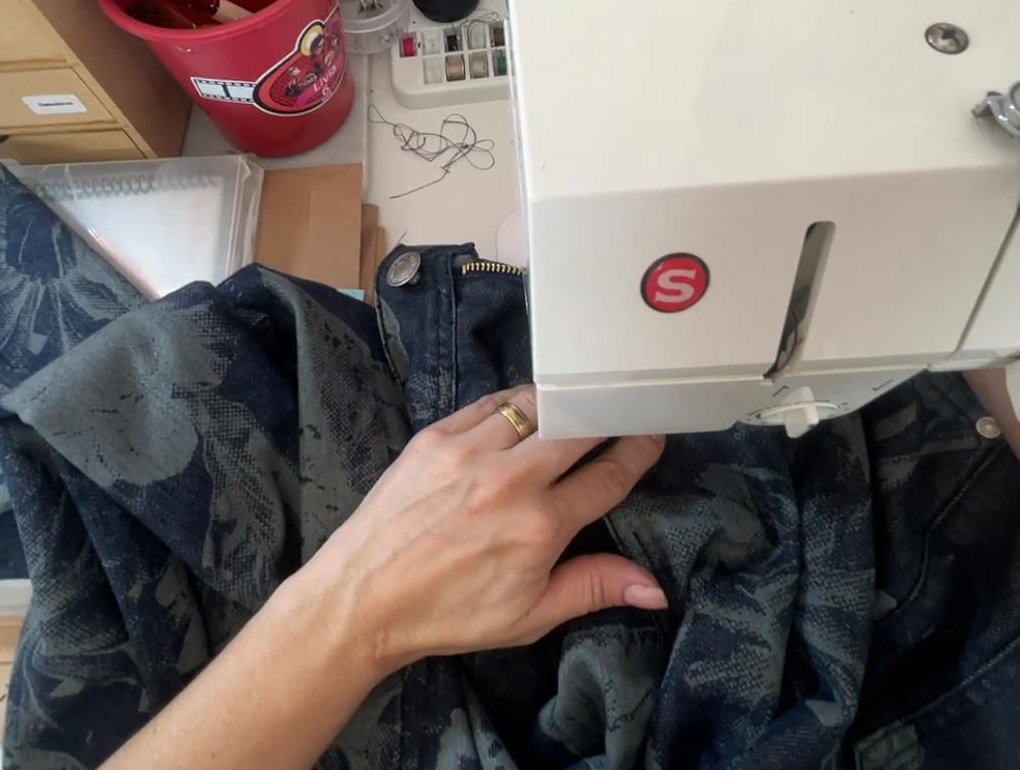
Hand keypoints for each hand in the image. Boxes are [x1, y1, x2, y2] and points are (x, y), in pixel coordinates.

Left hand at [289, 385, 666, 677]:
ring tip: (575, 407)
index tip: (652, 434)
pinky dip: (516, 402)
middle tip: (622, 410)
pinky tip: (525, 409)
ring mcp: (471, 451)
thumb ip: (593, 588)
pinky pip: (491, 402)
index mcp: (540, 527)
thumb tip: (654, 589)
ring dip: (563, 404)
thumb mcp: (529, 616)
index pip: (606, 476)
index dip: (636, 452)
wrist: (365, 595)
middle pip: (578, 428)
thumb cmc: (449, 612)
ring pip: (536, 405)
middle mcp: (511, 480)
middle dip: (608, 416)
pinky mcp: (437, 435)